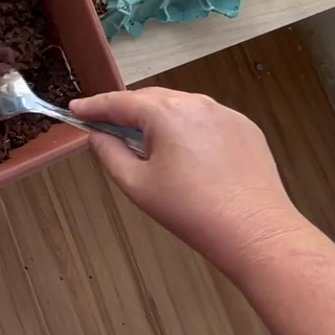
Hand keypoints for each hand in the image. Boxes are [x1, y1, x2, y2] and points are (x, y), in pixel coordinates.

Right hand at [72, 88, 311, 272]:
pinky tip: (189, 157)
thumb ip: (109, 153)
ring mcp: (224, 113)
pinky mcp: (245, 128)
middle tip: (109, 131)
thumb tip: (98, 135)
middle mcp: (195, 102)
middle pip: (148, 100)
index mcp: (165, 112)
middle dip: (127, 113)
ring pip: (178, 107)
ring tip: (151, 149)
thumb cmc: (194, 212)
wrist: (258, 234)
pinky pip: (206, 119)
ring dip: (159, 121)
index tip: (76, 110)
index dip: (93, 106)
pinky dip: (189, 130)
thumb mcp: (137, 185)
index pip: (118, 102)